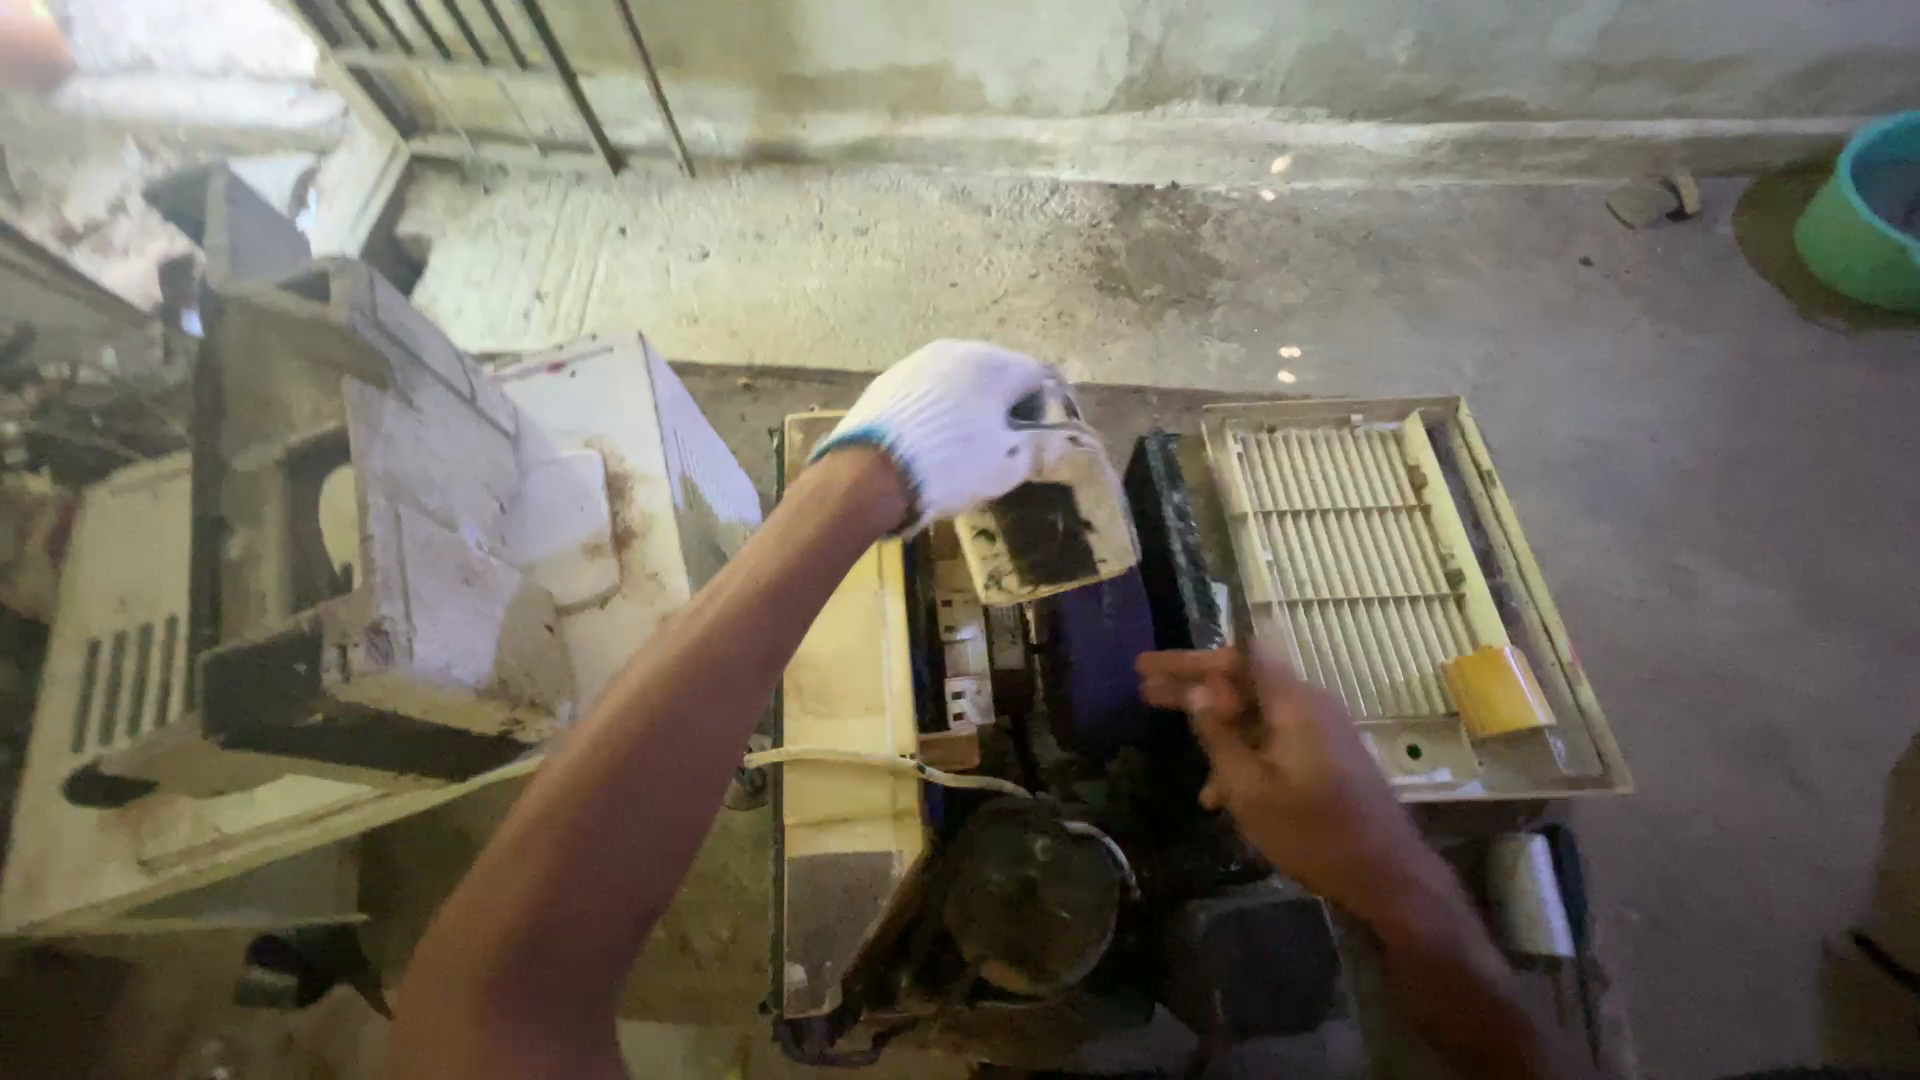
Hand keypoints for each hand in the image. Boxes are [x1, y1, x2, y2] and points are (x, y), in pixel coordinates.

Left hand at [811, 340, 1073, 533]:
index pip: (1037, 377)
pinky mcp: (887, 379)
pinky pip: (926, 392)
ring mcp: (917, 362)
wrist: (870, 473)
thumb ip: (1038, 447)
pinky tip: (926, 442)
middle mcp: (956, 349)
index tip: (1030, 442)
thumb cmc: (951, 466)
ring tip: (958, 446)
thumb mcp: (1007, 466)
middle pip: (995, 374)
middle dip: (1001, 405)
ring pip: (957, 382)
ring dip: (966, 407)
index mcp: (995, 363)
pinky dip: (934, 411)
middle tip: (996, 445)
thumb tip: (1050, 439)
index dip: (1041, 411)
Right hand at [1137, 646, 1442, 924]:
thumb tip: (1196, 690)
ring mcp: (1318, 730)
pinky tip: (1212, 791)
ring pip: (1252, 710)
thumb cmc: (1311, 831)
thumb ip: (1218, 735)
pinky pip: (1271, 737)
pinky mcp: (1323, 754)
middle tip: (1144, 685)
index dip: (1193, 658)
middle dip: (1191, 683)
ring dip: (1211, 720)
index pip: (1239, 654)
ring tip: (1168, 730)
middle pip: (1240, 678)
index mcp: (1293, 702)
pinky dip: (1240, 749)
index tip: (1152, 667)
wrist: (1388, 877)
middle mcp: (1307, 704)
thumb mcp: (1249, 787)